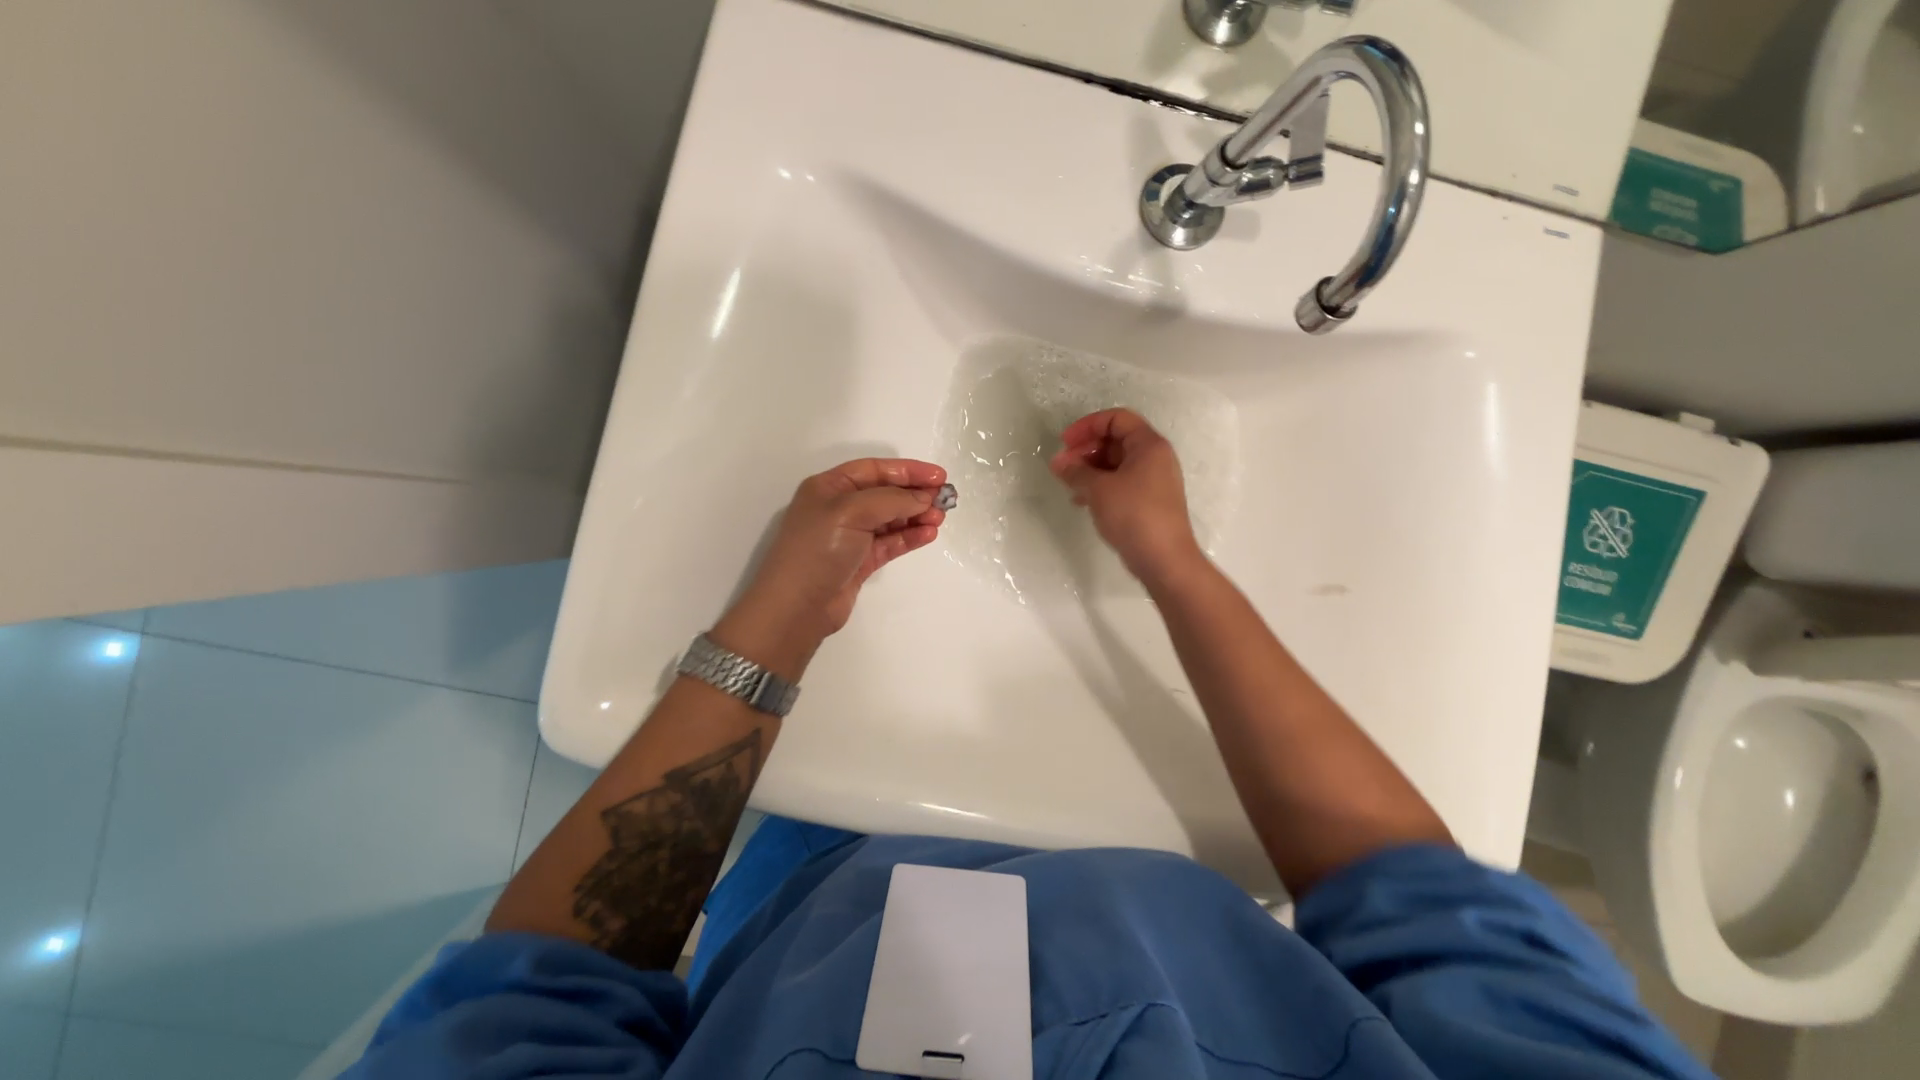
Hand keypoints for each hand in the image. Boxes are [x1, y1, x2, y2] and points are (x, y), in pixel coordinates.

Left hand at [713, 458, 946, 676]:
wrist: (796, 607)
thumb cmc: (817, 549)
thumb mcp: (851, 511)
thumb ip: (891, 500)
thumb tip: (924, 498)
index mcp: (829, 487)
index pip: (875, 470)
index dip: (907, 471)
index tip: (939, 476)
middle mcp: (839, 508)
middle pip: (885, 493)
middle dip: (915, 494)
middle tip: (946, 500)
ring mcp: (850, 536)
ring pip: (891, 519)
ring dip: (916, 516)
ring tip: (940, 518)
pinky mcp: (860, 562)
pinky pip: (890, 543)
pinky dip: (909, 537)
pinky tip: (929, 534)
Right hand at [1049, 408, 1201, 583]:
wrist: (1164, 559)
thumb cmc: (1134, 515)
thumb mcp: (1098, 489)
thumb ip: (1075, 471)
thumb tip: (1058, 462)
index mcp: (1149, 445)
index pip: (1116, 418)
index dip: (1087, 426)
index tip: (1065, 444)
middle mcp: (1155, 458)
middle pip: (1116, 440)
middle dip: (1086, 450)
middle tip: (1064, 467)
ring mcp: (1154, 480)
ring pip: (1117, 464)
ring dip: (1091, 470)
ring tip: (1070, 486)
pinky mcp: (1149, 501)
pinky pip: (1121, 483)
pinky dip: (1101, 486)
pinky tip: (1082, 502)